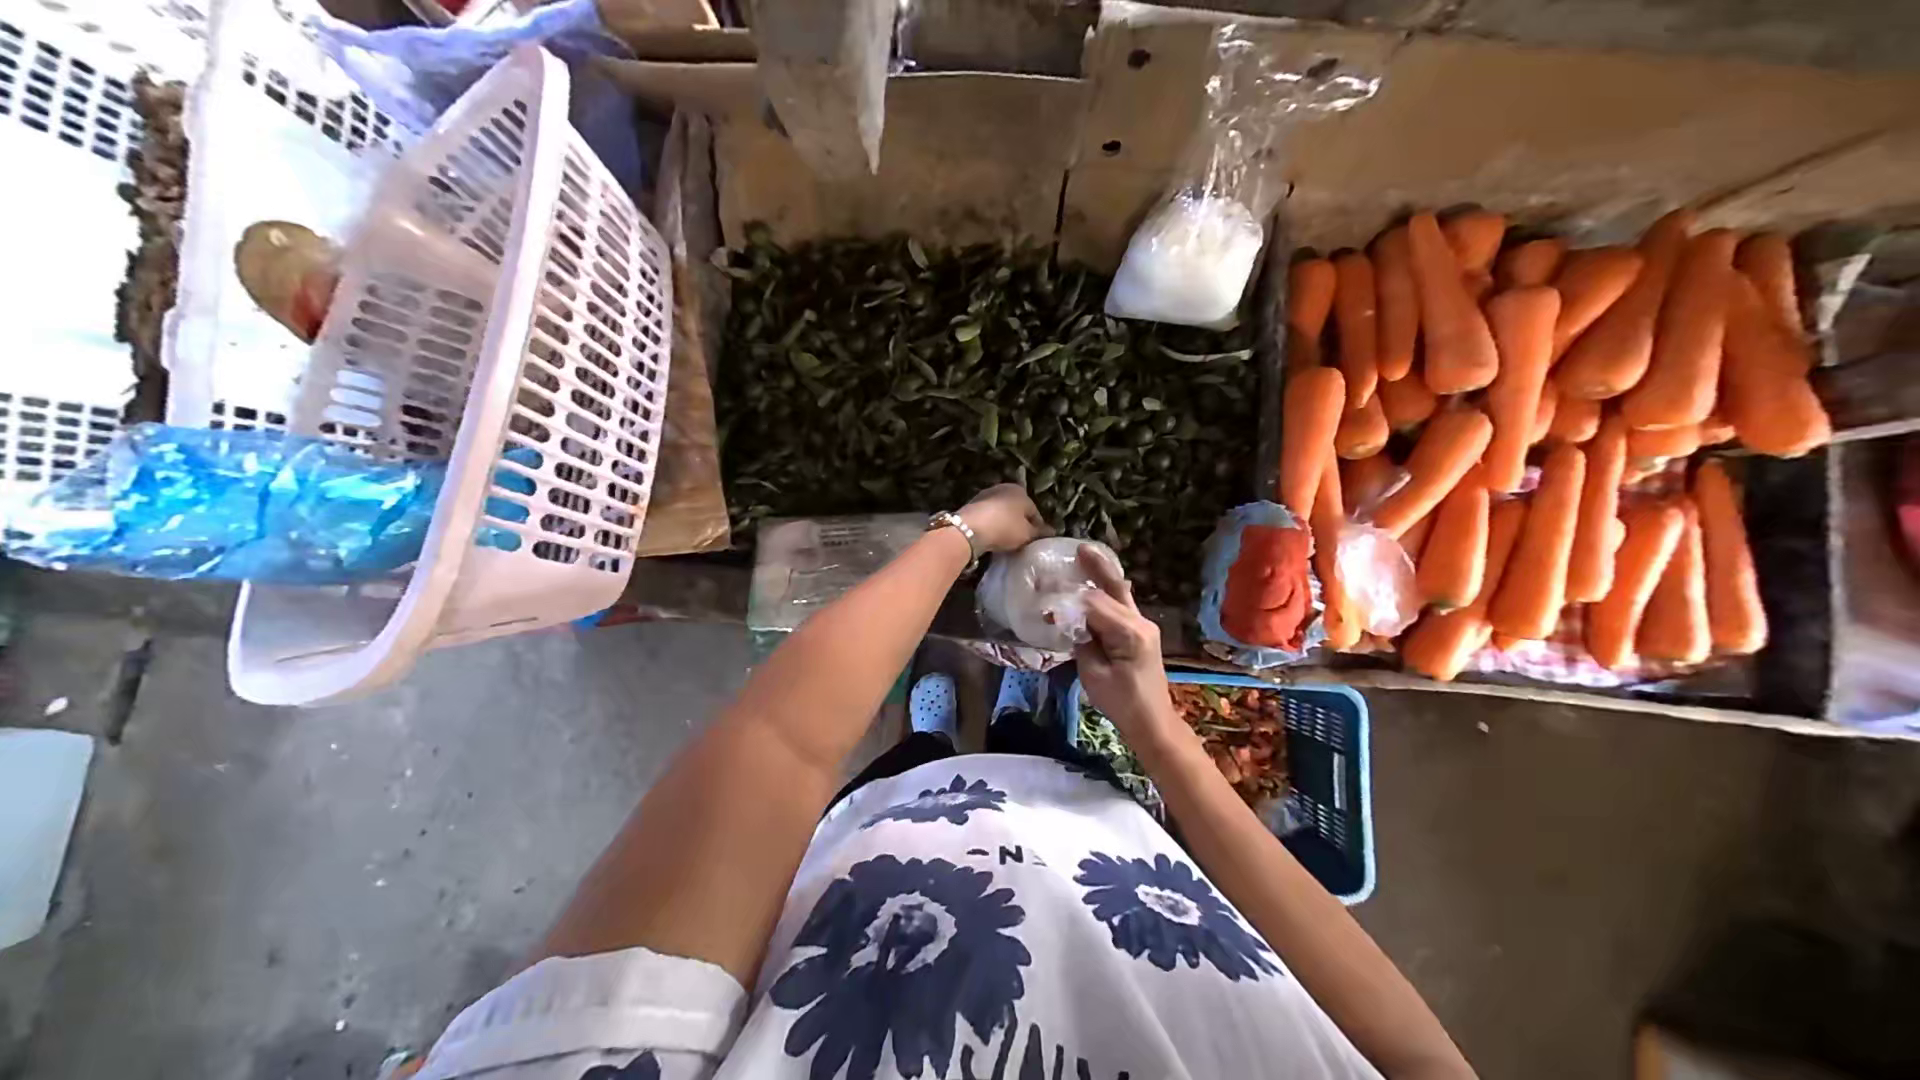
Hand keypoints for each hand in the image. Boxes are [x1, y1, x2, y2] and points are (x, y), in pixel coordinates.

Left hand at [957, 483, 1051, 553]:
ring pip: (1001, 513)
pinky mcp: (971, 506)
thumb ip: (1040, 532)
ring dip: (1004, 525)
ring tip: (1006, 542)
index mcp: (1019, 491)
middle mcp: (1002, 488)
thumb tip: (1052, 532)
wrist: (969, 529)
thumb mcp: (1027, 534)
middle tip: (1021, 542)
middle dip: (1020, 525)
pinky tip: (991, 538)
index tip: (1036, 542)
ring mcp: (985, 496)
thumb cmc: (1004, 527)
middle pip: (1017, 511)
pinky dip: (991, 526)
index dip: (1037, 528)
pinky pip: (988, 518)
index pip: (1034, 512)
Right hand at [1072, 545, 1181, 747]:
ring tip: (1086, 556)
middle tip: (1079, 548)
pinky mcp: (1141, 632)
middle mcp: (1140, 622)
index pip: (1095, 604)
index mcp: (1129, 633)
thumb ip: (1081, 641)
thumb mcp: (1092, 673)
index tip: (1047, 596)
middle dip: (1095, 568)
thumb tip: (1068, 619)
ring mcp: (1144, 626)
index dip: (1069, 599)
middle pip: (1114, 589)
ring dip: (1103, 575)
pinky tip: (1100, 580)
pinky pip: (1123, 605)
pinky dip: (1109, 591)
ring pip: (1121, 593)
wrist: (1151, 721)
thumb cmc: (1120, 702)